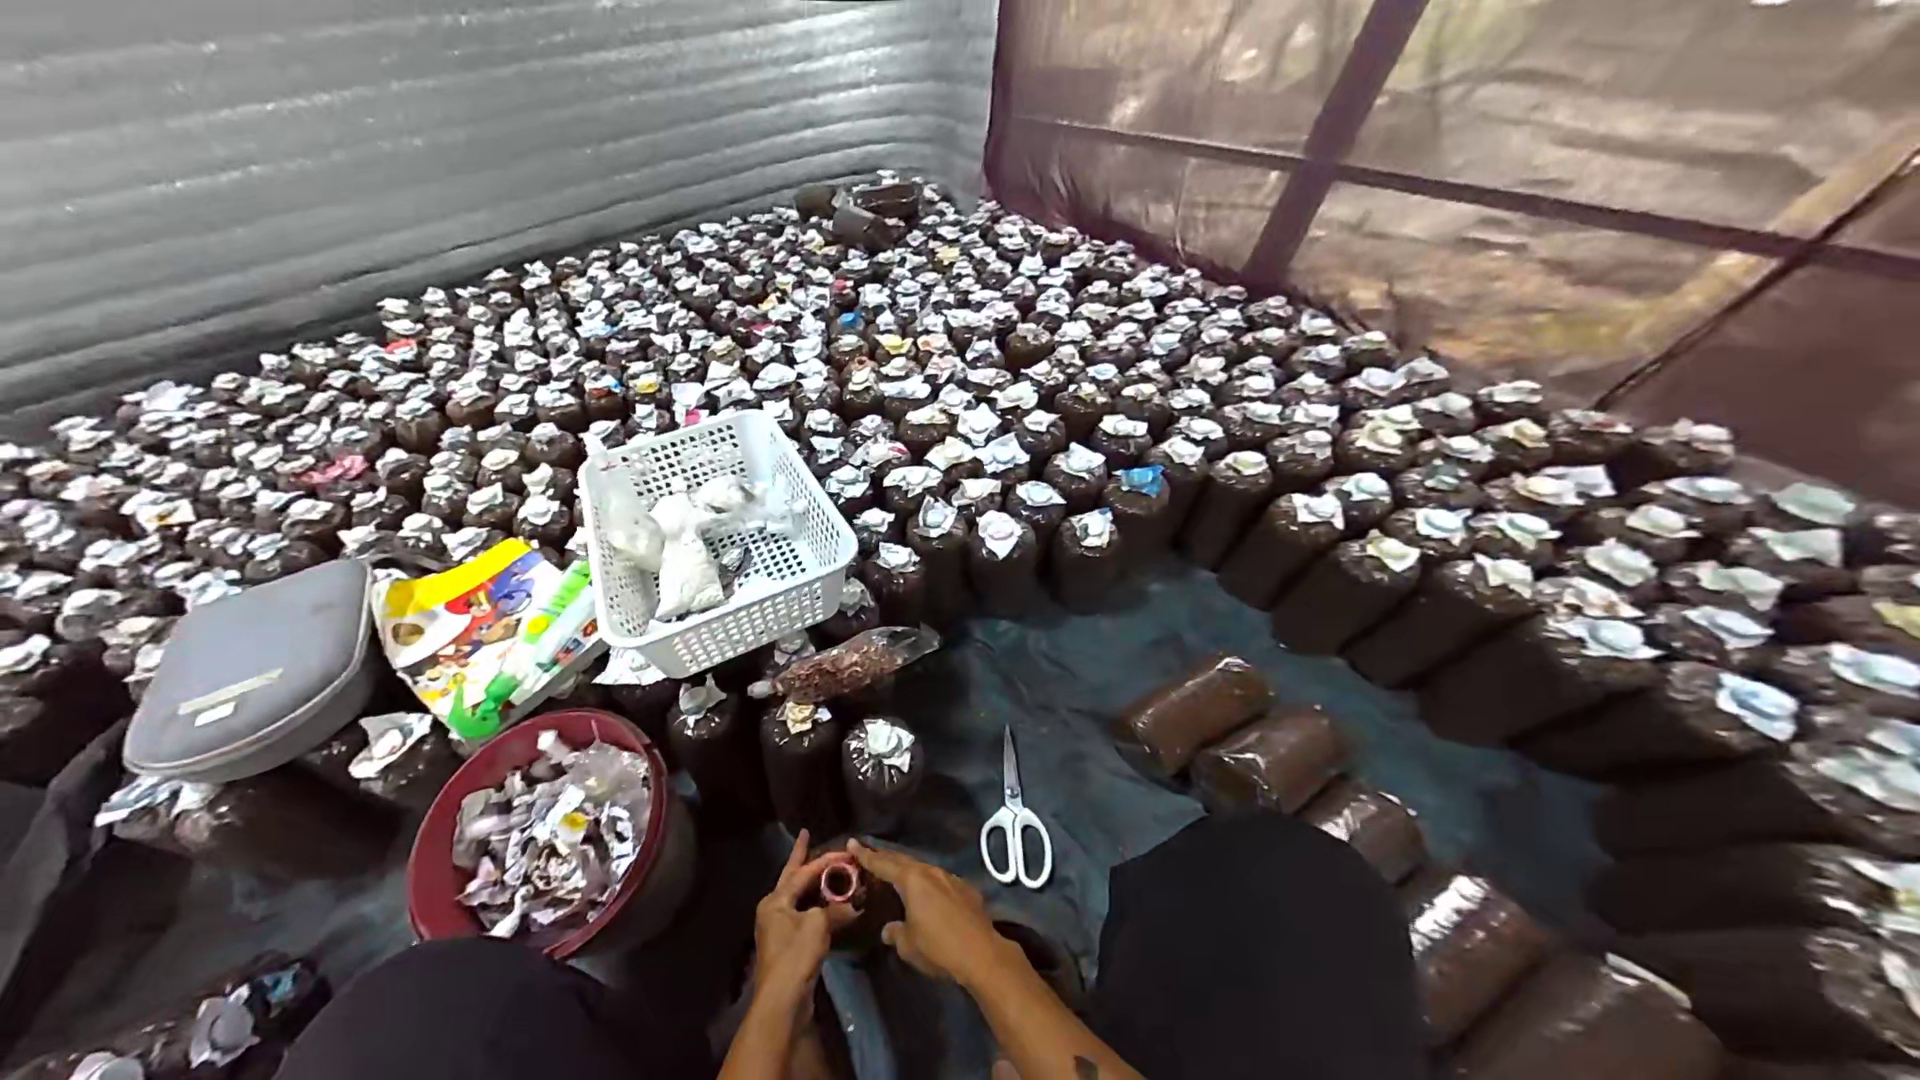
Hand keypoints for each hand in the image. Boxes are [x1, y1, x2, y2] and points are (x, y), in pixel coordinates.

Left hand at [752, 830, 854, 1014]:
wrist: (783, 1000)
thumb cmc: (796, 954)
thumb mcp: (818, 925)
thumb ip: (836, 909)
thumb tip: (853, 906)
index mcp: (775, 901)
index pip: (803, 872)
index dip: (825, 859)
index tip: (843, 849)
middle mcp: (774, 910)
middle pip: (792, 878)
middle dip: (800, 857)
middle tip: (805, 836)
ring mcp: (779, 928)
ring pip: (799, 896)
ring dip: (813, 882)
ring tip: (822, 865)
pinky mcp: (789, 944)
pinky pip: (805, 914)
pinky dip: (817, 904)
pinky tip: (828, 901)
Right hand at [849, 839, 1017, 988]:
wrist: (981, 954)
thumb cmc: (938, 947)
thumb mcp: (908, 944)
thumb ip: (895, 932)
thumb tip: (889, 928)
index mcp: (913, 880)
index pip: (884, 864)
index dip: (866, 855)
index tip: (852, 843)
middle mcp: (931, 872)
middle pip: (904, 861)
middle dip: (885, 857)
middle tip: (869, 853)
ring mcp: (951, 878)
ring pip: (924, 869)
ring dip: (908, 870)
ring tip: (896, 872)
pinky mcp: (966, 890)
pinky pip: (940, 880)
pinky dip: (927, 883)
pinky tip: (927, 892)